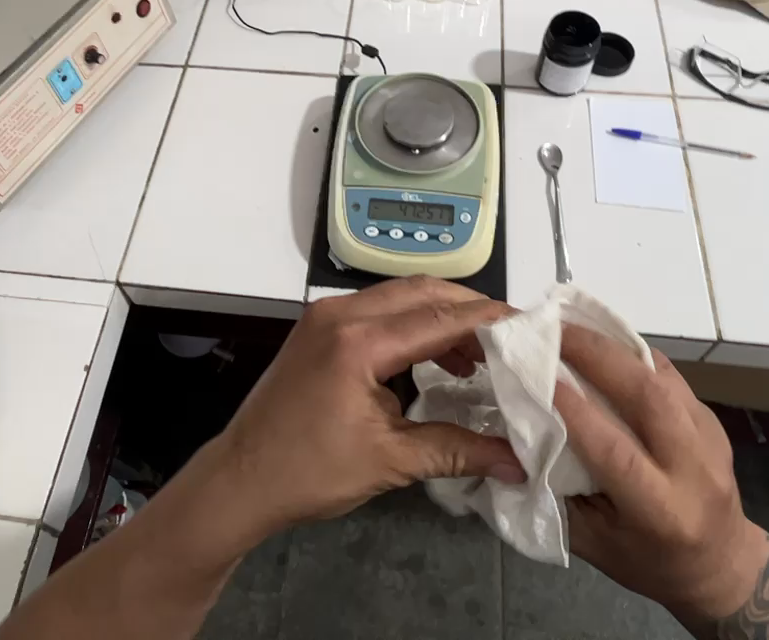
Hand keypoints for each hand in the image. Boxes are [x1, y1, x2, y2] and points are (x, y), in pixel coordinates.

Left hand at [186, 276, 524, 550]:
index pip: (438, 316)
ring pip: (398, 296)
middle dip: (467, 308)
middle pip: (420, 291)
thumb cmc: (310, 471)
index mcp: (359, 341)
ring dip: (440, 316)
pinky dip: (411, 324)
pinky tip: (433, 359)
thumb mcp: (389, 461)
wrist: (241, 477)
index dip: (487, 319)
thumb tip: (517, 462)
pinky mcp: (319, 326)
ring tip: (476, 355)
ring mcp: (326, 315)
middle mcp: (341, 312)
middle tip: (507, 337)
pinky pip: (377, 310)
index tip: (527, 326)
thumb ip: (456, 449)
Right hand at [554, 325, 768, 626]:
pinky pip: (667, 373)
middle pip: (647, 396)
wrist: (722, 566)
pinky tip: (601, 342)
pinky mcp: (710, 417)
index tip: (535, 373)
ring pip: (660, 375)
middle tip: (551, 331)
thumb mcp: (592, 542)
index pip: (615, 449)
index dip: (573, 408)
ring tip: (571, 326)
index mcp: (662, 510)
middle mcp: (692, 468)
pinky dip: (629, 351)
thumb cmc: (646, 560)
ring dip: (611, 344)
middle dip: (596, 354)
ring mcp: (709, 438)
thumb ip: (555, 491)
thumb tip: (517, 436)